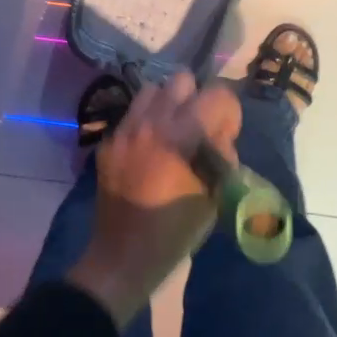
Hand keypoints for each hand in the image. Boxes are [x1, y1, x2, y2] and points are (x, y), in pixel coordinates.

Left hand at [66, 74, 241, 327]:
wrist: (124, 256)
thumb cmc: (176, 231)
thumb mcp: (215, 194)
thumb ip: (222, 155)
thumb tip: (219, 134)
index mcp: (182, 135)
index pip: (218, 94)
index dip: (228, 113)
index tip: (226, 135)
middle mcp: (151, 122)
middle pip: (182, 80)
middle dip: (196, 99)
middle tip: (199, 129)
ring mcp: (125, 129)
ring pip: (152, 91)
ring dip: (167, 105)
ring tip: (172, 134)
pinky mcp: (108, 141)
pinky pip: (131, 116)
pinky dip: (144, 123)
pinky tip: (148, 152)